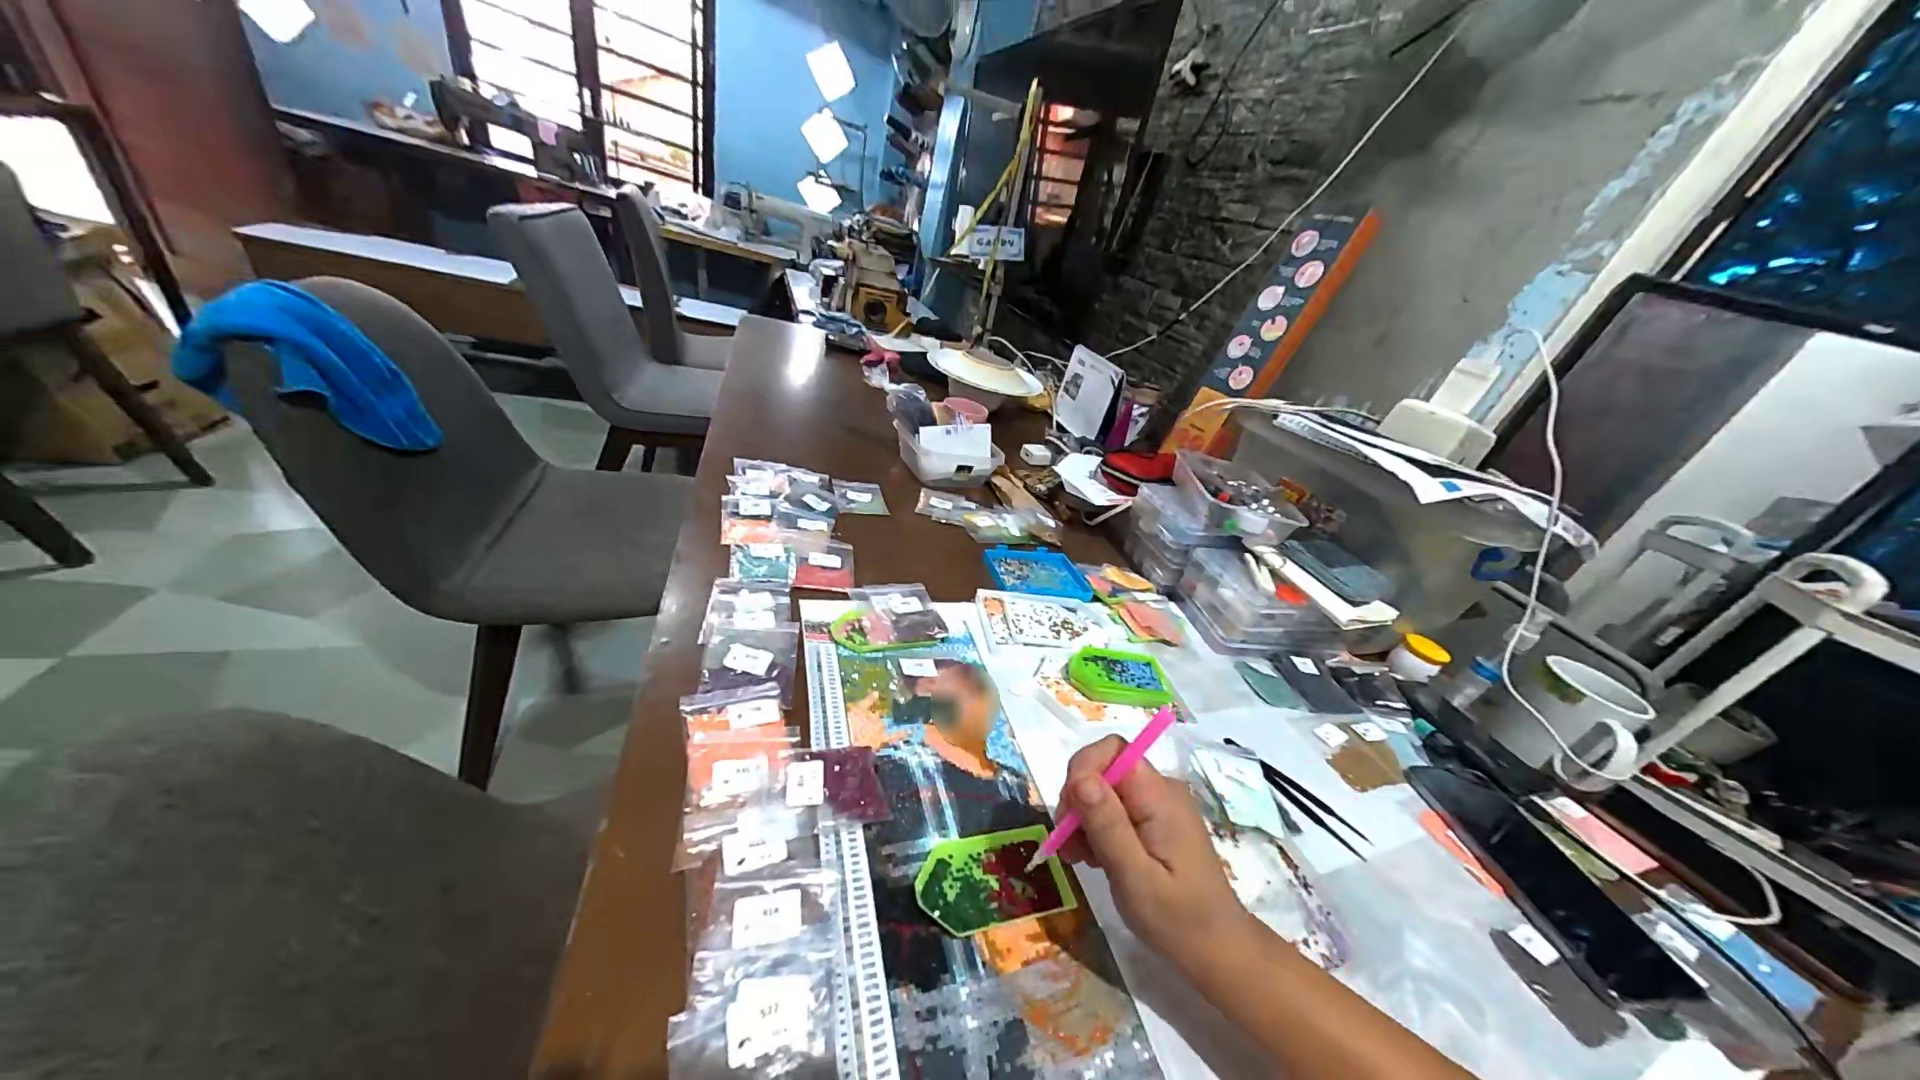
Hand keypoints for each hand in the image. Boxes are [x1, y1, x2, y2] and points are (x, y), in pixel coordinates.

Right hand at [1058, 735, 1253, 971]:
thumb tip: (1081, 778)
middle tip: (1068, 844)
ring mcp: (1156, 806)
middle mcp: (1159, 791)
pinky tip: (1093, 859)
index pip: (1113, 750)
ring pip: (1103, 790)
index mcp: (1159, 796)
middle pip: (1104, 769)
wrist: (1217, 951)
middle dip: (1077, 799)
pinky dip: (1095, 830)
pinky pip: (1112, 810)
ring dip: (1082, 819)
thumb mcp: (1135, 877)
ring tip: (1080, 858)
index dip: (1083, 769)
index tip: (1068, 813)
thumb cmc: (1178, 919)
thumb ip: (1108, 826)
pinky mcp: (1151, 823)